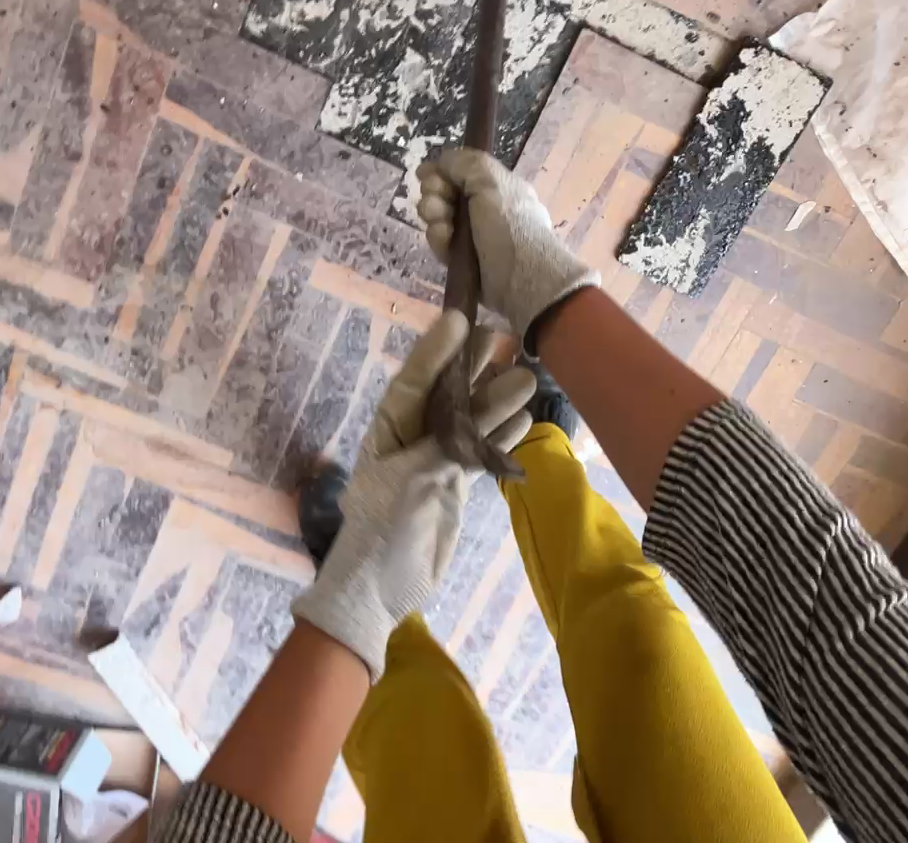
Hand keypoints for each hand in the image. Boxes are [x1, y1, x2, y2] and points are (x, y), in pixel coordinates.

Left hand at [290, 310, 534, 677]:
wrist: (381, 588)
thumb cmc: (385, 529)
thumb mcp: (412, 480)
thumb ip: (446, 445)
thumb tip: (480, 416)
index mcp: (389, 428)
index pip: (414, 380)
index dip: (436, 350)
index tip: (460, 318)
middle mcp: (413, 436)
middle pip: (447, 394)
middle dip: (472, 368)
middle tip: (501, 337)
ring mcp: (436, 459)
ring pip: (470, 421)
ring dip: (496, 401)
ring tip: (525, 376)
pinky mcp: (453, 483)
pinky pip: (480, 452)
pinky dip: (501, 437)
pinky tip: (523, 421)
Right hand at [416, 149, 599, 346]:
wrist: (520, 276)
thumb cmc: (509, 224)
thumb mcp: (491, 181)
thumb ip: (465, 163)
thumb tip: (443, 160)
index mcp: (494, 187)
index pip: (459, 172)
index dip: (439, 171)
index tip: (426, 173)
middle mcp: (482, 208)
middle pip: (443, 193)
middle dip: (434, 194)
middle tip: (438, 202)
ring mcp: (471, 235)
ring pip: (438, 218)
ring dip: (434, 216)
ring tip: (443, 223)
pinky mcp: (461, 260)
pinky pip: (441, 243)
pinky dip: (439, 240)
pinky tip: (445, 240)